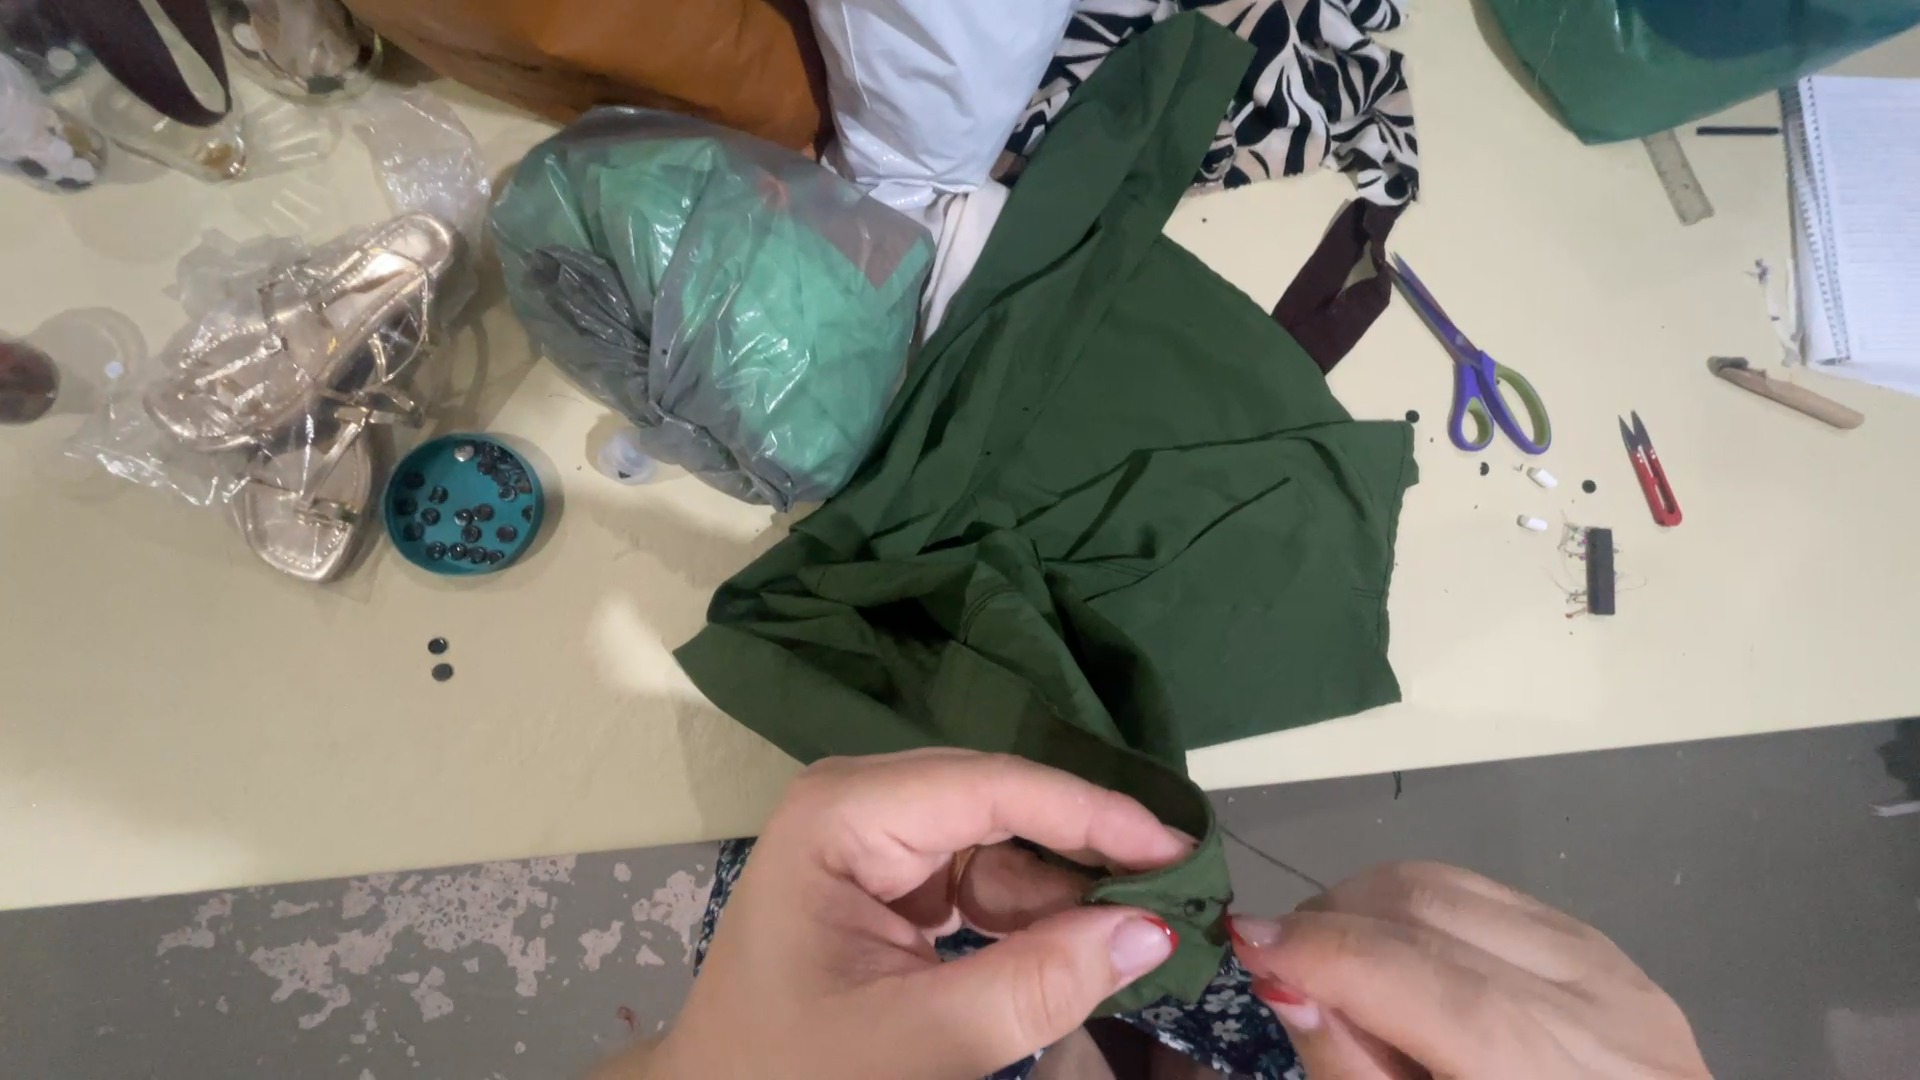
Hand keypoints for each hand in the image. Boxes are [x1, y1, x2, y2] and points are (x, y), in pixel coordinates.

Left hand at [602, 749, 1190, 1078]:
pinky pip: (981, 870)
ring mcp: (878, 827)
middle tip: (1172, 884)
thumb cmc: (789, 1073)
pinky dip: (1030, 909)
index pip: (989, 785)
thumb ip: (1033, 986)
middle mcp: (863, 796)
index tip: (1174, 844)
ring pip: (999, 835)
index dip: (1087, 811)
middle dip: (1080, 847)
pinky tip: (1072, 944)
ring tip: (1135, 925)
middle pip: (998, 800)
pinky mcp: (894, 866)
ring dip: (1062, 886)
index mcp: (845, 809)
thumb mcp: (913, 1043)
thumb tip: (1149, 930)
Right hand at [1229, 861, 1710, 1079]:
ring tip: (1324, 948)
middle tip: (1273, 952)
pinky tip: (1376, 936)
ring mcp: (1607, 966)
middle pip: (1431, 924)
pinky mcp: (1583, 934)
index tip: (1244, 938)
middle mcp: (1614, 1022)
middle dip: (1328, 924)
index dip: (1334, 958)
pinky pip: (1458, 882)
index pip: (1443, 998)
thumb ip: (1350, 1070)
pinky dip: (1392, 898)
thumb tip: (1277, 978)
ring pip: (1436, 885)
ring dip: (1352, 903)